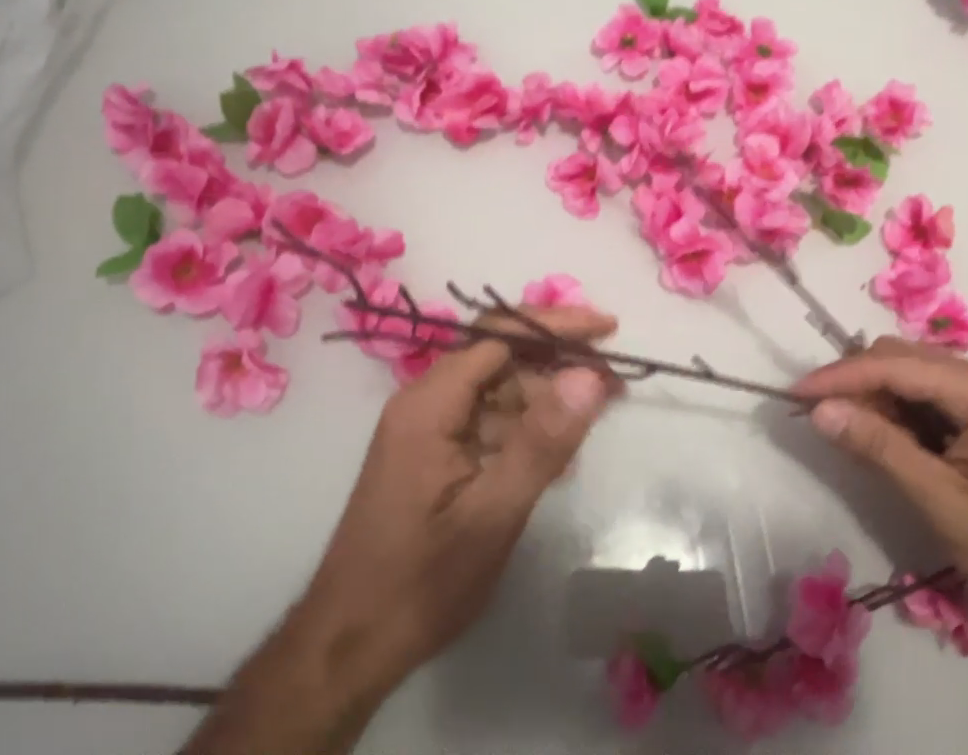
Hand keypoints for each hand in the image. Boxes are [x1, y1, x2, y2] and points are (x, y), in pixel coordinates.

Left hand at [303, 306, 621, 681]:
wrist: (352, 641)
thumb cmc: (422, 581)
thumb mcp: (493, 515)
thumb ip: (542, 442)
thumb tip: (590, 375)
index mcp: (429, 405)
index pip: (499, 335)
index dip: (556, 326)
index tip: (609, 331)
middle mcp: (423, 404)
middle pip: (499, 355)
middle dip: (558, 359)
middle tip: (615, 380)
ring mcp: (426, 431)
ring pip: (496, 389)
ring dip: (547, 394)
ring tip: (600, 411)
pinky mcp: (433, 456)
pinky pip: (488, 421)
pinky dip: (527, 426)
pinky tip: (560, 452)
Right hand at [794, 337, 967, 626]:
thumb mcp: (944, 503)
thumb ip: (881, 450)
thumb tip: (821, 411)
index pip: (896, 366)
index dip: (841, 377)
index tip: (793, 395)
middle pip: (903, 360)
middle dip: (854, 383)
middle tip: (815, 419)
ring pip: (913, 377)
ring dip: (873, 398)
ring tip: (840, 433)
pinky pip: (930, 400)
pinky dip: (897, 414)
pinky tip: (878, 440)